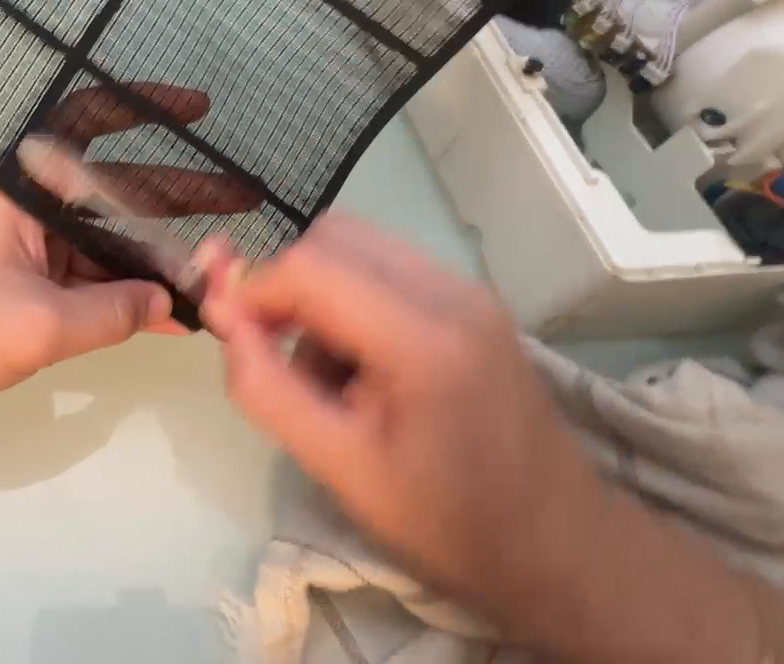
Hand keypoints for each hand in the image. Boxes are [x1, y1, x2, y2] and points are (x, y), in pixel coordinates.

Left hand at [0, 83, 258, 408]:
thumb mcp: (40, 324)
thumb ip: (113, 311)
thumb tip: (168, 301)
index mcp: (23, 186)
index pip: (88, 123)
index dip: (144, 106)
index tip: (197, 106)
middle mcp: (27, 200)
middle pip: (114, 189)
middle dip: (178, 196)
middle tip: (242, 199)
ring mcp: (26, 238)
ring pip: (104, 237)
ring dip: (154, 257)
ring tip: (218, 270)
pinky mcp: (23, 272)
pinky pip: (84, 271)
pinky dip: (121, 289)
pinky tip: (170, 312)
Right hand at [199, 216, 621, 641]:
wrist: (563, 547)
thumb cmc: (447, 520)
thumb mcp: (337, 467)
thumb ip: (265, 387)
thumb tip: (220, 316)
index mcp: (424, 339)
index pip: (307, 265)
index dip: (252, 290)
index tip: (233, 337)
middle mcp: (452, 291)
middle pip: (329, 237)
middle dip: (285, 284)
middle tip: (275, 348)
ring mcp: (468, 288)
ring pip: (353, 244)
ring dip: (316, 289)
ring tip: (328, 366)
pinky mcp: (471, 296)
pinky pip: (382, 263)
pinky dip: (348, 294)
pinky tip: (362, 357)